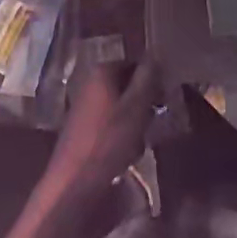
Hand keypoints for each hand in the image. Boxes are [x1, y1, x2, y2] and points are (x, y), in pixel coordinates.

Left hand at [42, 60, 159, 198]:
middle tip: (152, 122)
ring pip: (121, 107)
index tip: (163, 100)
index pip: (135, 65)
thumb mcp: (136, 107)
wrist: (73, 183)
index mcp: (102, 71)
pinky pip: (110, 124)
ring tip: (139, 143)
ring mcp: (84, 106)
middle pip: (127, 86)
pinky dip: (121, 135)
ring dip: (134, 123)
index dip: (152, 81)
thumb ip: (148, 78)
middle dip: (143, 105)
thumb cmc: (108, 141)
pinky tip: (126, 154)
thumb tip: (155, 54)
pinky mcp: (82, 128)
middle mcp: (90, 83)